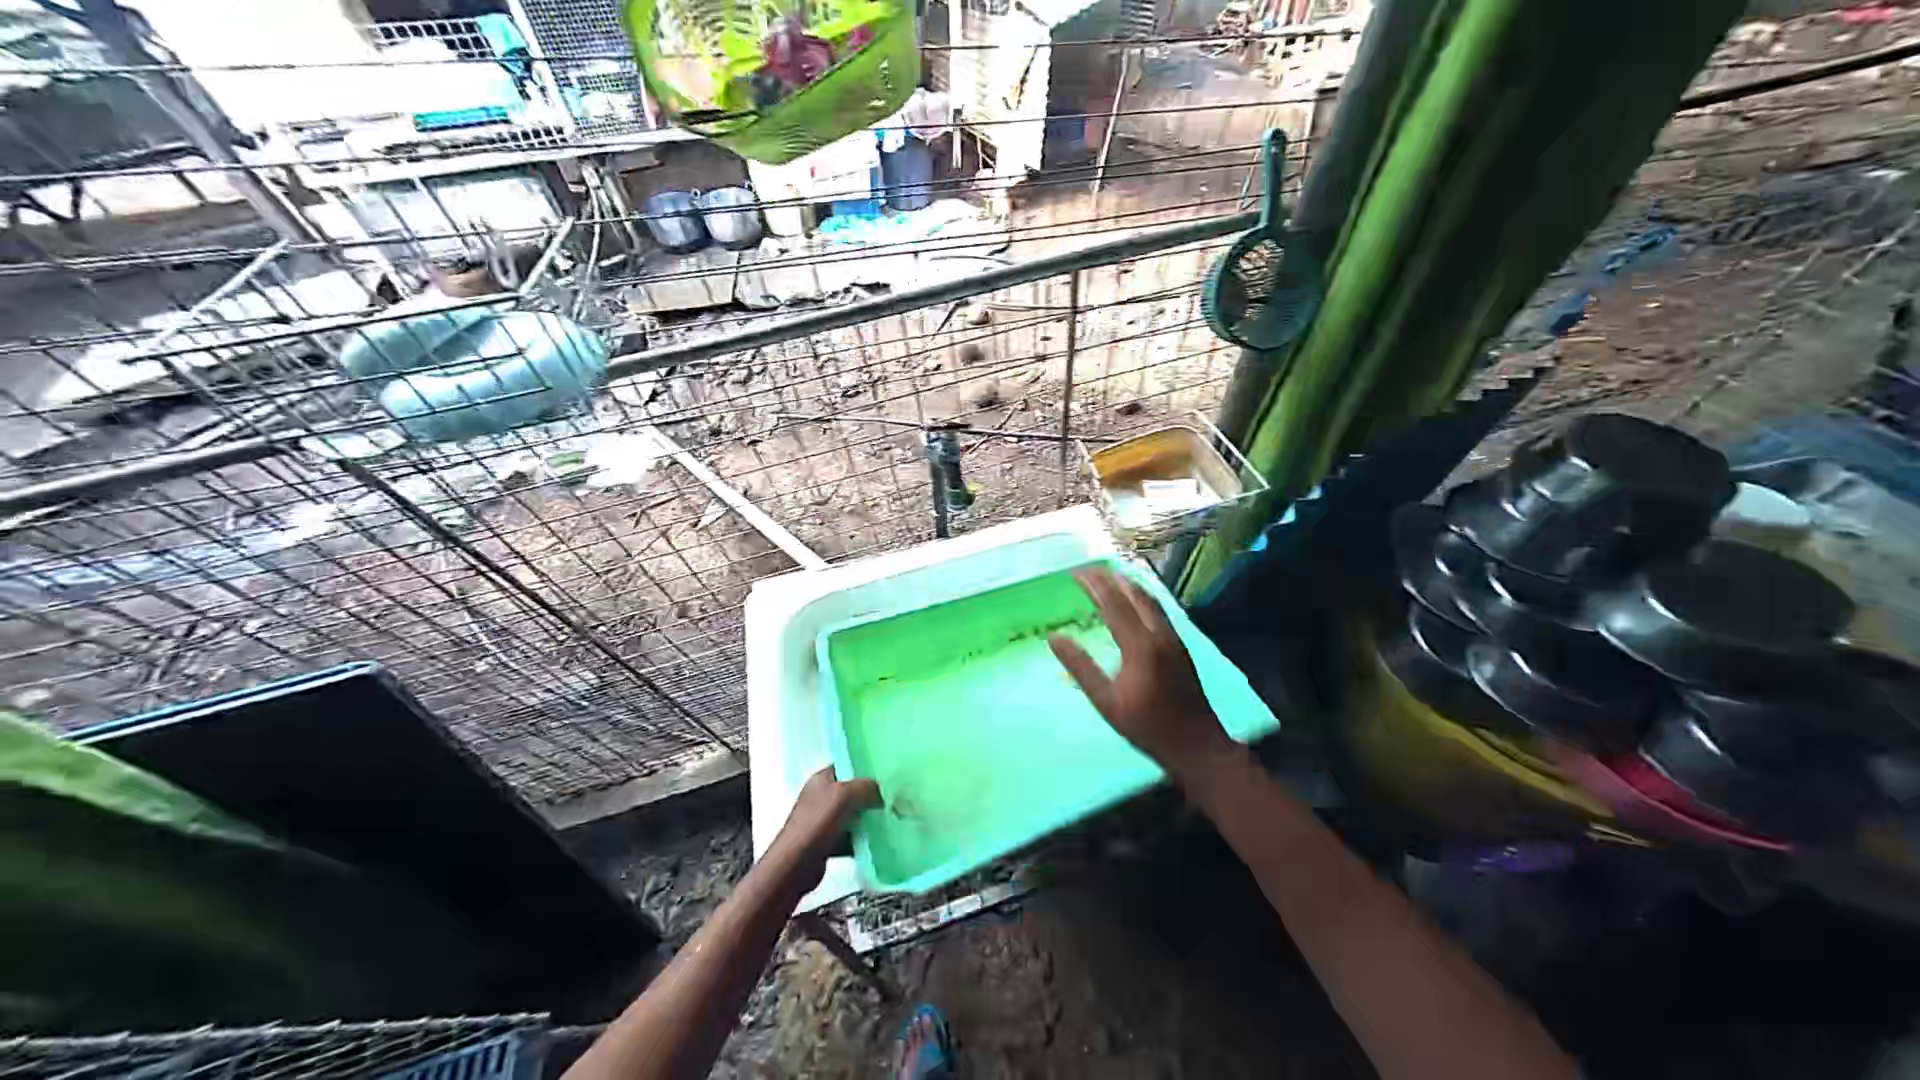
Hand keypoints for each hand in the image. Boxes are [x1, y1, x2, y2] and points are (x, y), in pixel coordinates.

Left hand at [771, 767, 881, 886]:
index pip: (847, 766)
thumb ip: (867, 787)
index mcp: (822, 779)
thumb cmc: (816, 823)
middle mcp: (822, 797)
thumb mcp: (844, 795)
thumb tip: (884, 791)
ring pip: (854, 815)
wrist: (795, 865)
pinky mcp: (828, 841)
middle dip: (872, 796)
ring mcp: (824, 820)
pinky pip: (851, 836)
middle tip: (894, 799)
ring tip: (892, 818)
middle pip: (853, 792)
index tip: (888, 775)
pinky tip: (879, 840)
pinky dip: (863, 838)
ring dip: (869, 819)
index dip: (867, 769)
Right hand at [1049, 566, 1241, 785]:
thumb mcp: (1106, 702)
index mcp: (1140, 646)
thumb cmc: (1147, 727)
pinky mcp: (1181, 648)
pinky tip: (1138, 602)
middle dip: (1111, 579)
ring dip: (1130, 584)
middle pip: (1134, 595)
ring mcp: (1174, 640)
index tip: (1076, 572)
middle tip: (1090, 569)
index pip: (1113, 604)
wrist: (1197, 746)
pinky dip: (1144, 598)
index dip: (1095, 586)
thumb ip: (1081, 667)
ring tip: (1112, 575)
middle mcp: (1160, 635)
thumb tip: (1054, 637)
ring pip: (1152, 601)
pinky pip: (1161, 611)